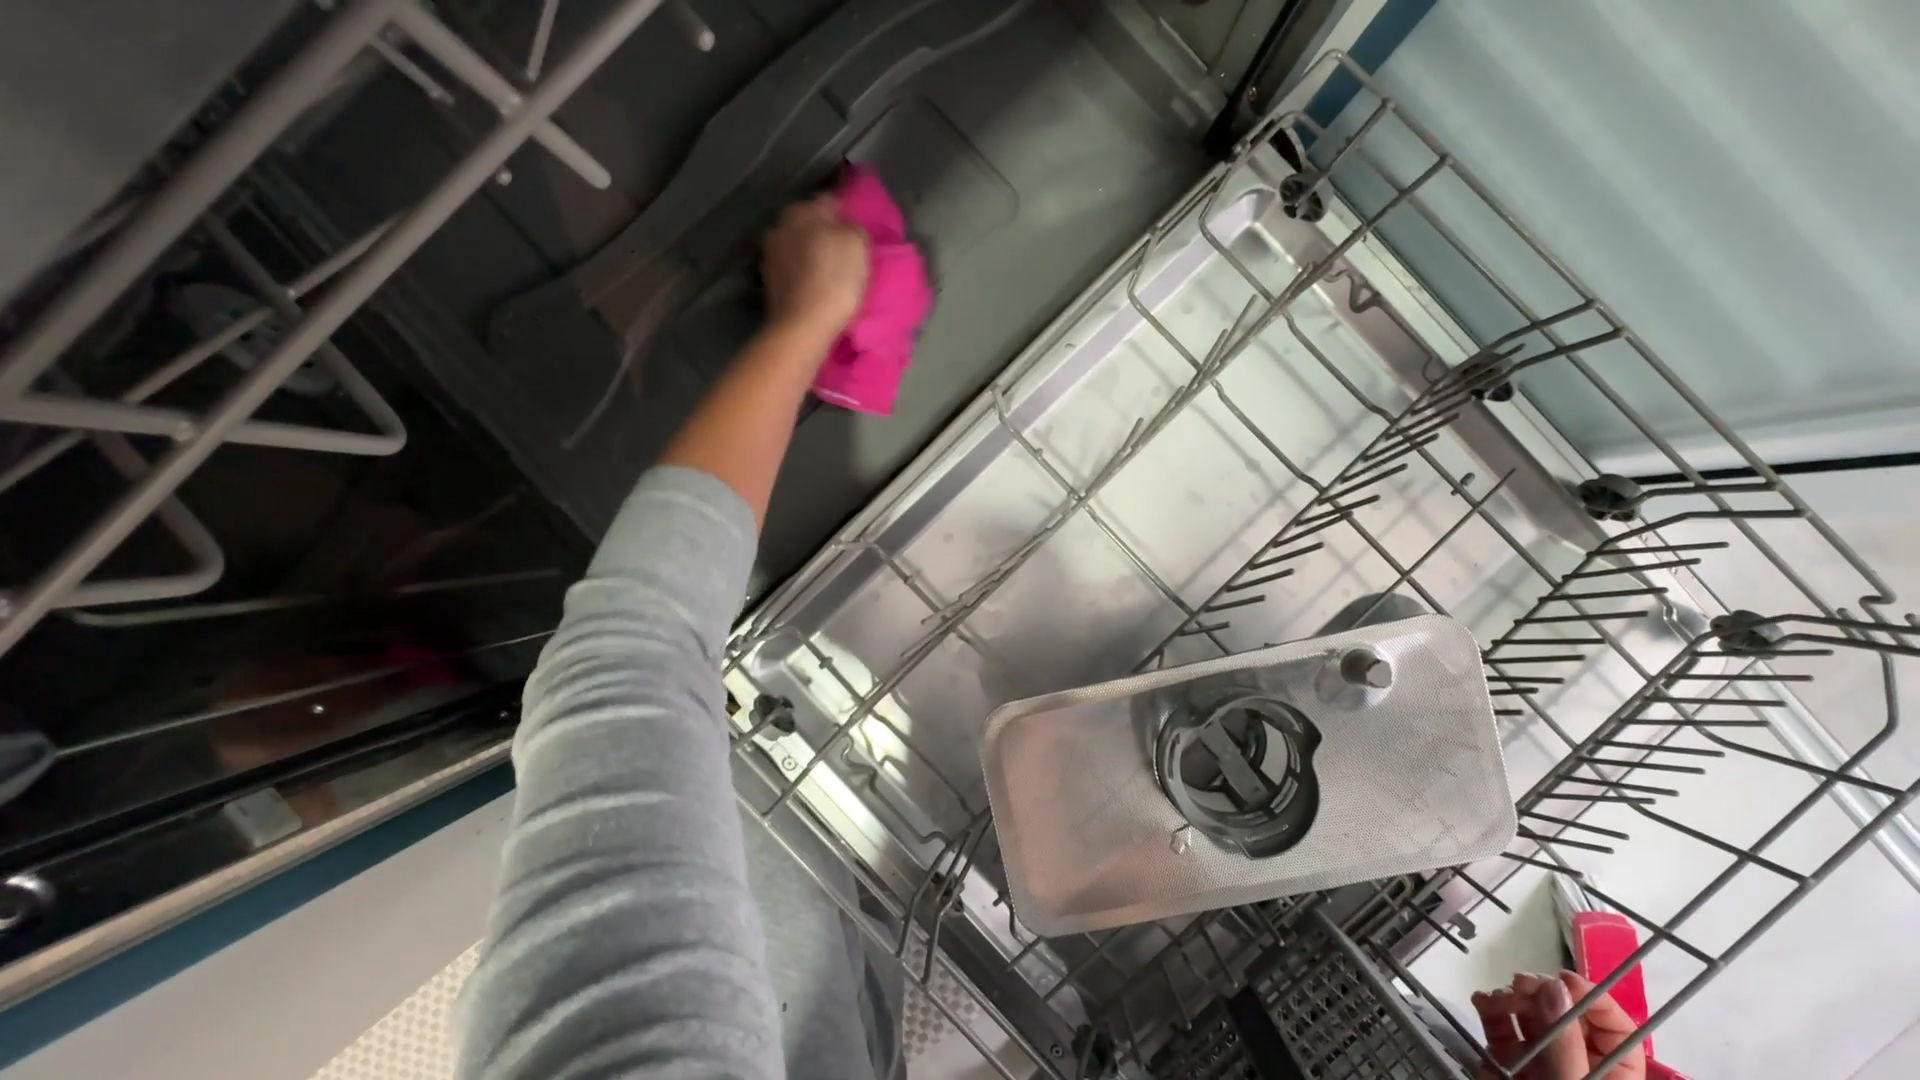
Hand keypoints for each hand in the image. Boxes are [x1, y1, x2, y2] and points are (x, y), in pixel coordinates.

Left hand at [761, 195, 869, 339]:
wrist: (802, 325)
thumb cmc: (834, 279)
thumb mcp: (858, 243)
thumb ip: (852, 226)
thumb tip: (845, 226)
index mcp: (802, 210)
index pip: (829, 202)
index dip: (845, 215)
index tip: (856, 232)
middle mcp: (780, 225)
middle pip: (808, 223)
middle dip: (823, 232)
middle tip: (843, 251)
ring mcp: (769, 254)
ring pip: (797, 246)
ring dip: (810, 254)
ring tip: (828, 272)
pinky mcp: (767, 281)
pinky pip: (790, 269)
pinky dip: (800, 274)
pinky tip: (813, 287)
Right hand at [1472, 971, 1646, 1079]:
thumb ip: (1563, 1042)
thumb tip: (1555, 985)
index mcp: (1608, 1073)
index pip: (1615, 1028)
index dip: (1594, 999)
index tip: (1564, 978)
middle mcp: (1574, 1060)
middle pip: (1566, 1013)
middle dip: (1541, 990)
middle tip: (1521, 982)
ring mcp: (1538, 1058)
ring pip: (1530, 1012)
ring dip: (1512, 996)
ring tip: (1498, 999)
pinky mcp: (1505, 1057)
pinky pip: (1499, 1023)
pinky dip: (1488, 1005)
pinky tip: (1482, 1001)